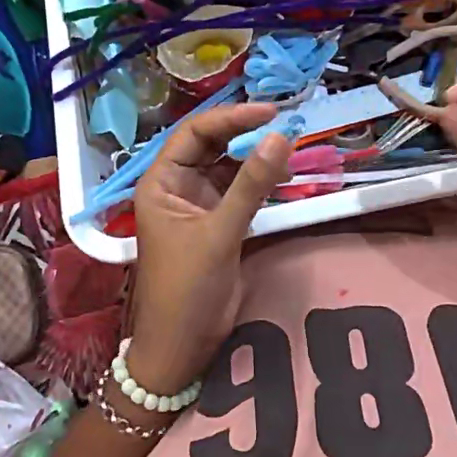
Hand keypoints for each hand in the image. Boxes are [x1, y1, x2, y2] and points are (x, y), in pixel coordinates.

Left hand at [128, 103, 291, 393]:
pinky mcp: (222, 223)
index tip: (271, 111)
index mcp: (162, 182)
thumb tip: (280, 137)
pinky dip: (265, 182)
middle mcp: (180, 186)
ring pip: (232, 168)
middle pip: (214, 146)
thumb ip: (251, 185)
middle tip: (288, 125)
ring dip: (260, 158)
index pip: (195, 133)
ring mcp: (202, 205)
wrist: (184, 345)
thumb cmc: (188, 288)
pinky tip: (288, 174)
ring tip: (294, 146)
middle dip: (248, 135)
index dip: (231, 118)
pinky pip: (244, 191)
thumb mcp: (220, 233)